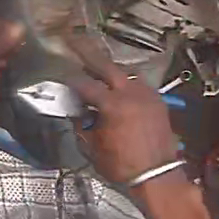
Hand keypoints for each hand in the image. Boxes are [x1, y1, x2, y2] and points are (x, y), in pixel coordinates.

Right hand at [66, 31, 180, 186]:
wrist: (157, 177)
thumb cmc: (124, 167)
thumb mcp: (93, 147)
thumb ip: (83, 125)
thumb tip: (78, 114)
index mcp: (113, 105)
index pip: (85, 84)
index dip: (70, 78)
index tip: (61, 72)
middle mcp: (132, 94)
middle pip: (106, 65)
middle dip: (88, 53)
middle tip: (74, 40)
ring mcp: (147, 96)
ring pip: (124, 73)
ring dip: (109, 69)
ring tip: (96, 68)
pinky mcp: (157, 103)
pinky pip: (138, 84)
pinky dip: (125, 82)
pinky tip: (119, 87)